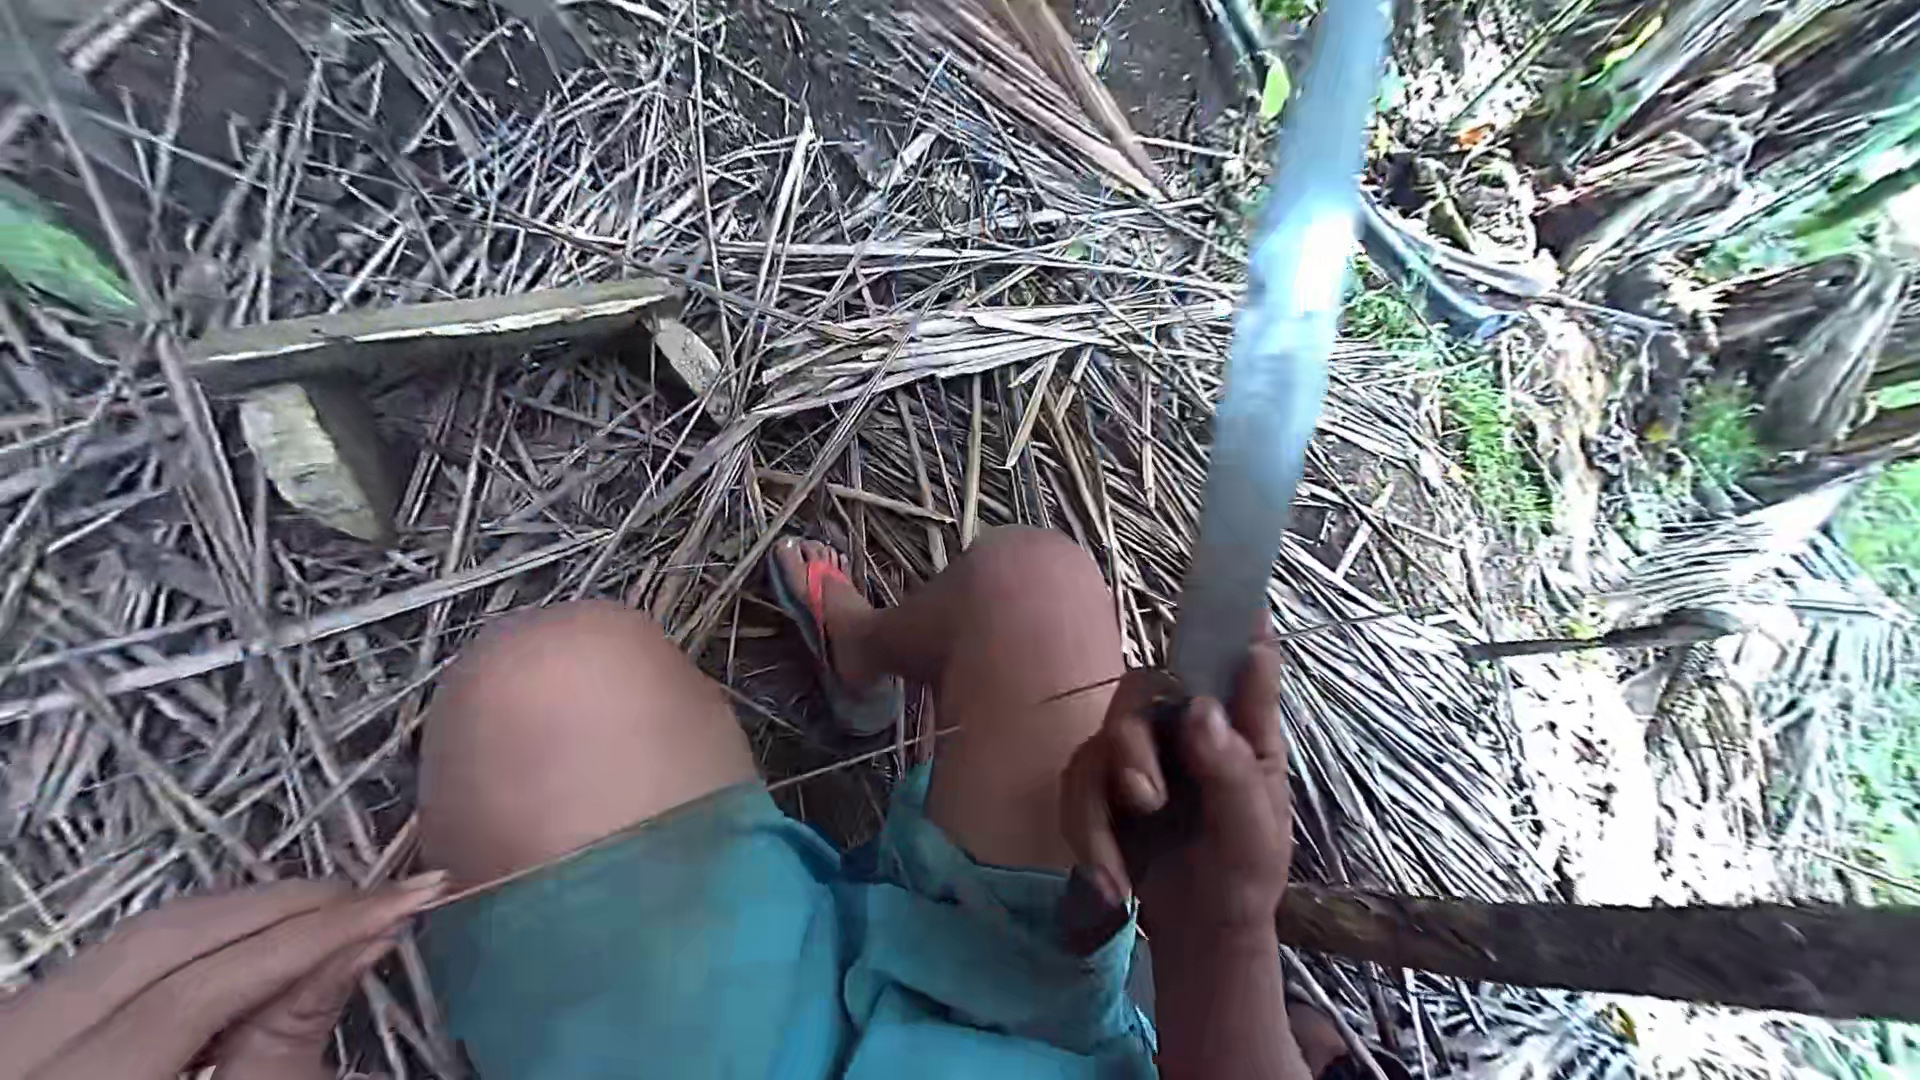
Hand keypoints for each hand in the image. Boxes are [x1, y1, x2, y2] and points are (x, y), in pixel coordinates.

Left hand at [1, 873, 447, 1079]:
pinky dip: (216, 933)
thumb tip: (375, 939)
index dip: (322, 931)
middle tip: (387, 896)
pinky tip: (275, 940)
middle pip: (171, 938)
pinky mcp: (25, 1022)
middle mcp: (2, 1058)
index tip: (416, 895)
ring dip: (262, 912)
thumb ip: (290, 1038)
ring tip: (343, 913)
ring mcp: (2, 1035)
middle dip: (296, 905)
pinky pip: (127, 952)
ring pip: (149, 933)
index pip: (206, 985)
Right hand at [1061, 634, 1292, 943]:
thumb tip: (1200, 710)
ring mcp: (1137, 751)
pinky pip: (1075, 783)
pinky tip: (1108, 880)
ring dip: (1102, 803)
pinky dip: (1086, 833)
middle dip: (1132, 744)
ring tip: (1117, 872)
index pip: (1233, 664)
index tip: (1238, 596)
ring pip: (1102, 738)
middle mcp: (1181, 725)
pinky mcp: (1100, 780)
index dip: (1232, 624)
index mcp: (1233, 728)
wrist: (1194, 928)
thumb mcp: (1253, 835)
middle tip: (1143, 796)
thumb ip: (1231, 773)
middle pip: (1142, 692)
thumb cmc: (1240, 873)